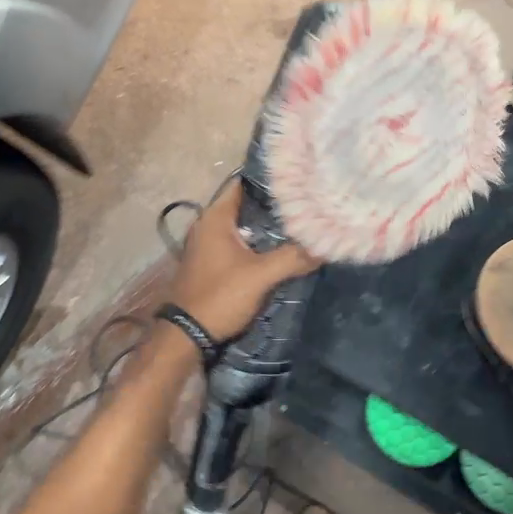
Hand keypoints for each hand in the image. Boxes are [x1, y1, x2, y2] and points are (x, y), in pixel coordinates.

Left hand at [167, 180, 320, 342]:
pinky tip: (281, 247)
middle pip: (247, 205)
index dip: (270, 180)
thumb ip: (293, 257)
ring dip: (268, 226)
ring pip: (244, 226)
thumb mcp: (260, 276)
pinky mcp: (213, 262)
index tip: (299, 179)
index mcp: (215, 217)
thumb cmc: (219, 296)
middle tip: (307, 202)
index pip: (244, 183)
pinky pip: (240, 243)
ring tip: (301, 222)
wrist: (186, 334)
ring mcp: (209, 244)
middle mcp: (209, 224)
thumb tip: (326, 244)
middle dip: (275, 205)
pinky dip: (258, 242)